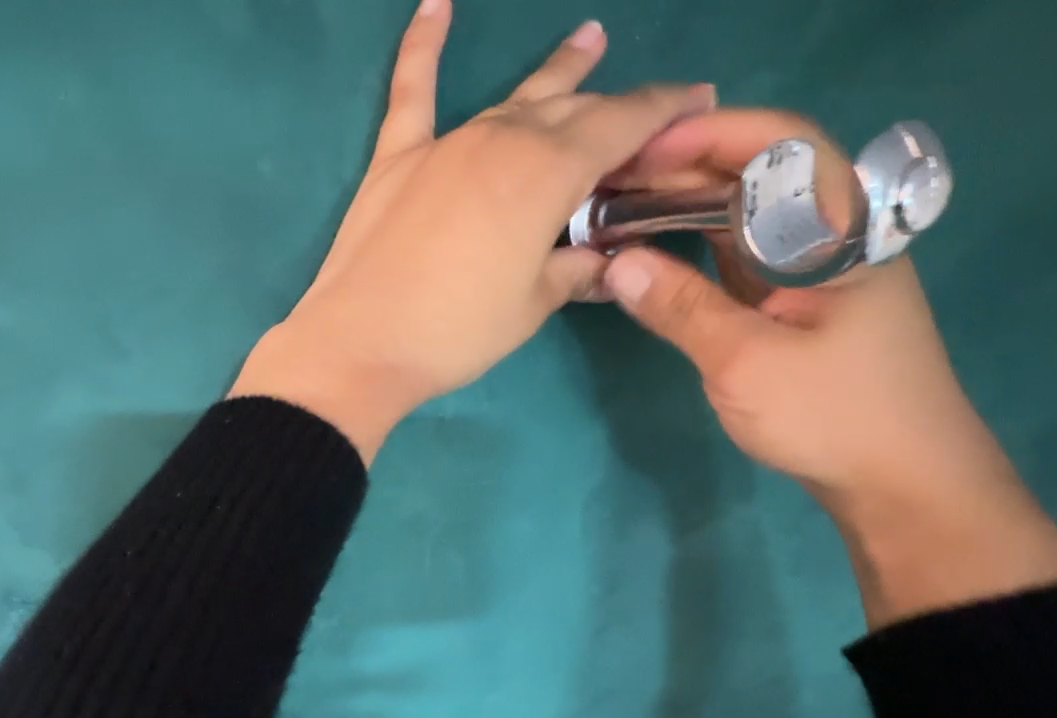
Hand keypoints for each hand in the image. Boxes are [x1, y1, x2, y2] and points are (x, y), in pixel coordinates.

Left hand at [229, 2, 714, 461]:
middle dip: (615, 104)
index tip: (696, 100)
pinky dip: (424, 44)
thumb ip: (572, 270)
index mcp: (550, 172)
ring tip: (588, 41)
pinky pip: (412, 90)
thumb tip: (600, 260)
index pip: (623, 125)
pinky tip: (435, 4)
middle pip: (571, 109)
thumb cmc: (455, 333)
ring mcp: (446, 144)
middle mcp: (503, 139)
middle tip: (644, 105)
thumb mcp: (532, 305)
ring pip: (512, 98)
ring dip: (555, 74)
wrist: (359, 345)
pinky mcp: (395, 159)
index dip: (665, 111)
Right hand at [602, 109, 1056, 626]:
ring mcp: (810, 269)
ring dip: (684, 206)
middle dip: (683, 169)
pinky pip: (738, 254)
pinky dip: (694, 246)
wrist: (897, 477)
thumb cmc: (833, 414)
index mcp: (839, 231)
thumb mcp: (746, 361)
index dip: (710, 135)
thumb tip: (617, 264)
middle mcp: (829, 235)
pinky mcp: (791, 301)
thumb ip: (681, 308)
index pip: (782, 146)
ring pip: (745, 214)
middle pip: (757, 174)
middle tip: (609, 184)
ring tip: (618, 209)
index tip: (640, 153)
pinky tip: (652, 250)